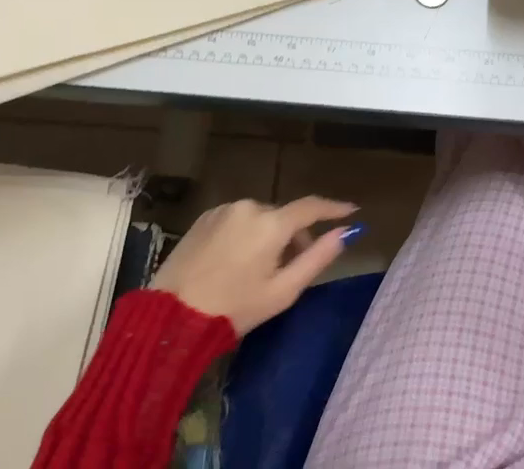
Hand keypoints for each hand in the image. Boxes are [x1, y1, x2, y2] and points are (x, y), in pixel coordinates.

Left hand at [151, 196, 358, 335]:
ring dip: (268, 235)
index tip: (352, 210)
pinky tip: (235, 262)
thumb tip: (345, 233)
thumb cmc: (234, 308)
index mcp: (271, 223)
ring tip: (259, 270)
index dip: (334, 208)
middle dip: (295, 237)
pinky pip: (237, 220)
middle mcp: (249, 207)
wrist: (172, 315)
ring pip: (260, 218)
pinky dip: (245, 234)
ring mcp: (224, 210)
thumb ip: (317, 258)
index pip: (311, 207)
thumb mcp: (283, 291)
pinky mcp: (204, 218)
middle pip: (284, 216)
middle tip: (292, 269)